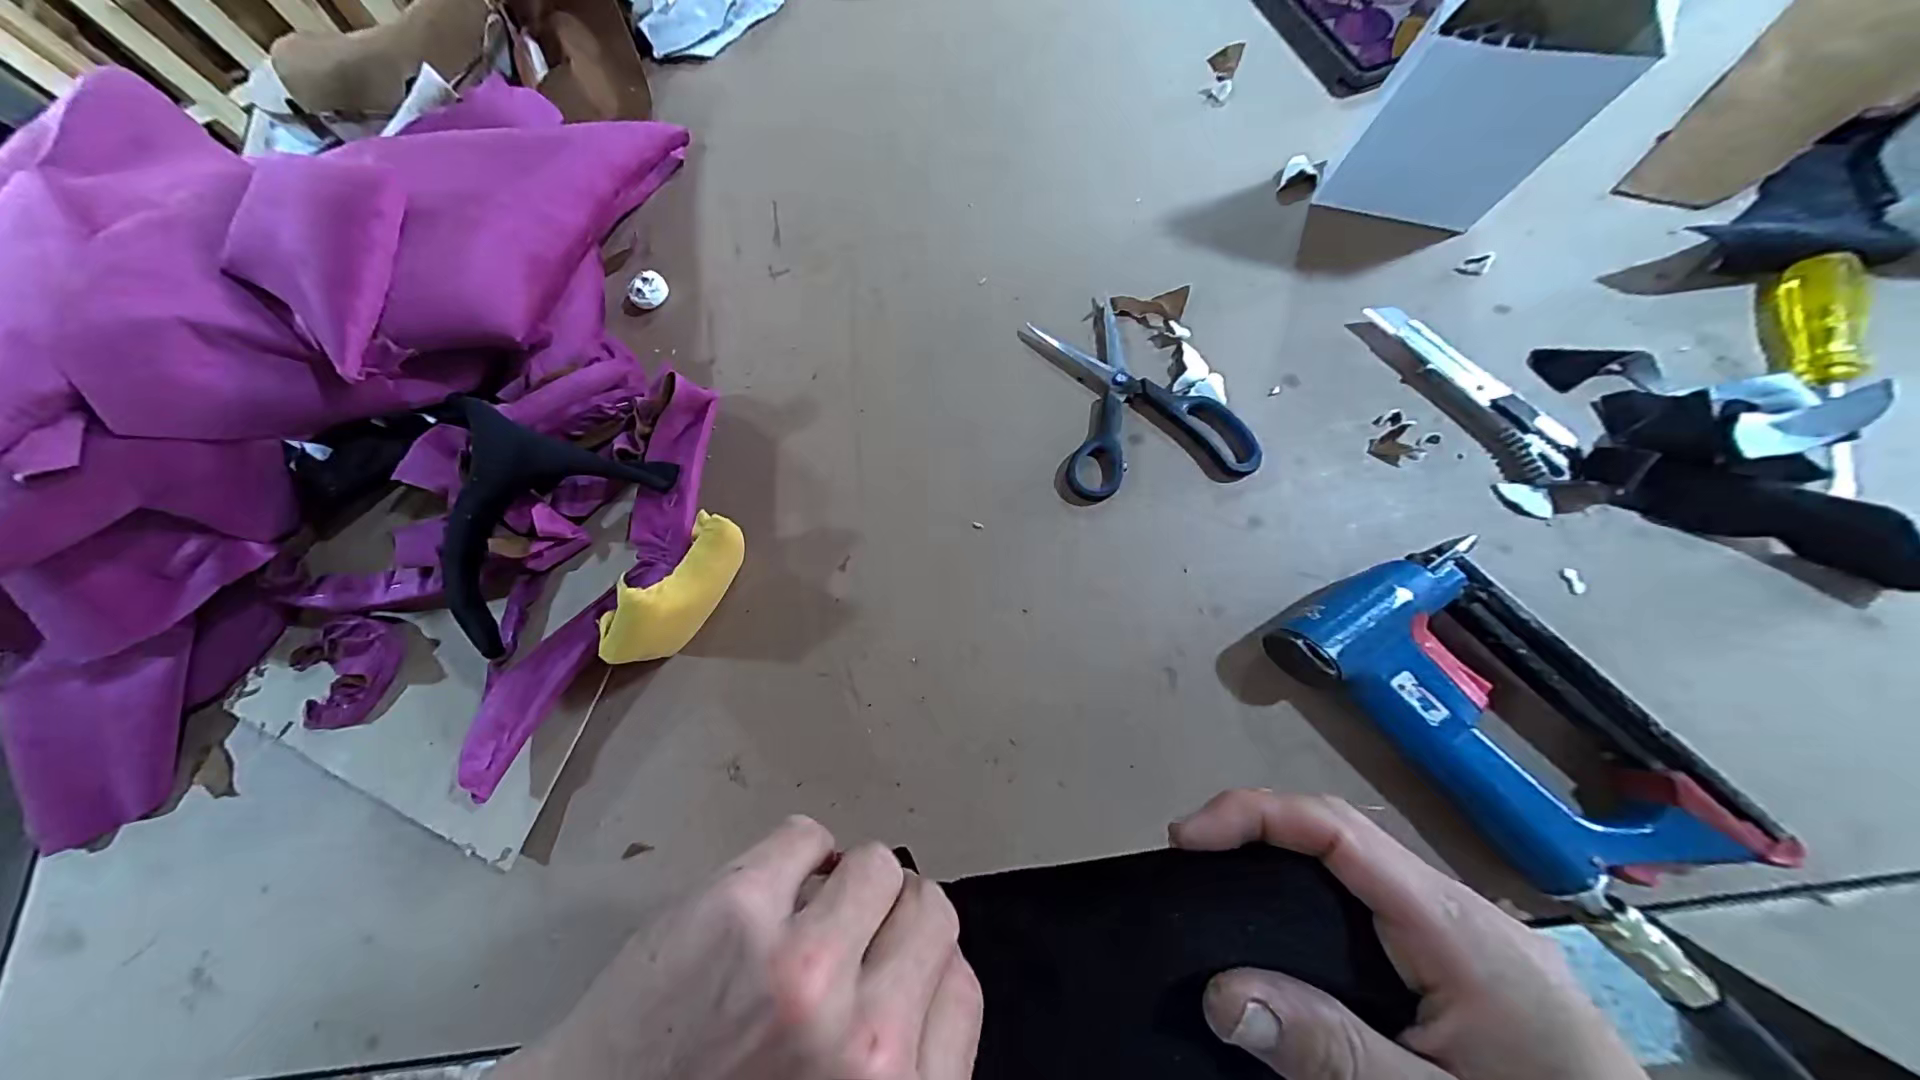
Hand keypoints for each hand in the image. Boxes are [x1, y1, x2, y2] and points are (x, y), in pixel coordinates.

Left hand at [495, 816, 981, 1079]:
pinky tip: (770, 890)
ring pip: (879, 863)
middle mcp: (865, 1042)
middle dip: (892, 915)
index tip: (895, 960)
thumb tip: (931, 962)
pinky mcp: (739, 911)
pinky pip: (808, 835)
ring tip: (806, 910)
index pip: (962, 986)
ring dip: (847, 879)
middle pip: (931, 911)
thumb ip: (900, 1058)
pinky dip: (796, 852)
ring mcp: (801, 967)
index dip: (928, 965)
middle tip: (848, 932)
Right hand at [1170, 789, 1646, 1079]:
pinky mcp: (1467, 960)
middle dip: (1256, 830)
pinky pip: (1372, 903)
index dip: (1251, 813)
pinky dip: (1313, 898)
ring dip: (1282, 860)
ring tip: (1224, 889)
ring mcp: (1465, 932)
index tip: (1186, 838)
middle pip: (1338, 833)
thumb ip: (1334, 1051)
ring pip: (1354, 866)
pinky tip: (1289, 936)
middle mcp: (1458, 910)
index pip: (1336, 829)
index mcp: (1455, 927)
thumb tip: (1221, 994)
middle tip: (1194, 863)